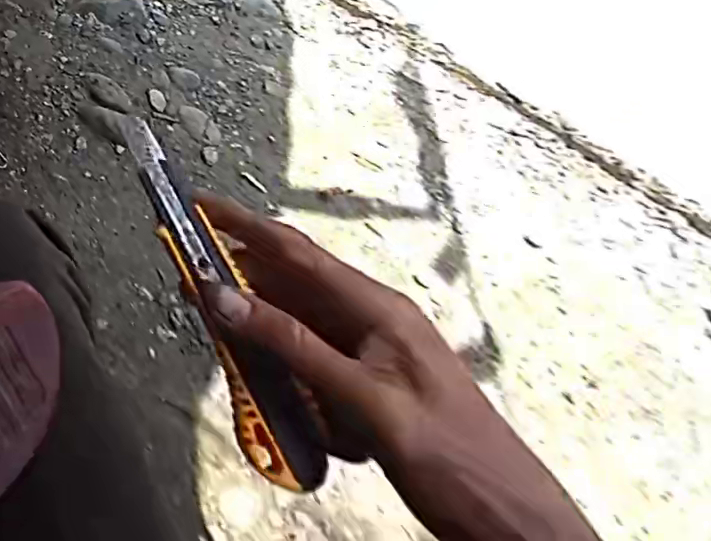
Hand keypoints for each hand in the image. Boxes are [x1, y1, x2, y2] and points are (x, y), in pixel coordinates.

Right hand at [194, 195, 598, 540]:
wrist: (523, 535)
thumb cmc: (456, 461)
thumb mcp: (367, 401)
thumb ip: (290, 344)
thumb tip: (218, 294)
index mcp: (377, 308)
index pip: (294, 250)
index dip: (241, 222)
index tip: (195, 203)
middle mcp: (366, 317)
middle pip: (282, 281)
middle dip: (233, 278)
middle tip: (187, 281)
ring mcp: (363, 347)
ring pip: (285, 316)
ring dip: (252, 327)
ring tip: (221, 339)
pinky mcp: (358, 375)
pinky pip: (298, 351)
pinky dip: (272, 360)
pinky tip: (264, 380)